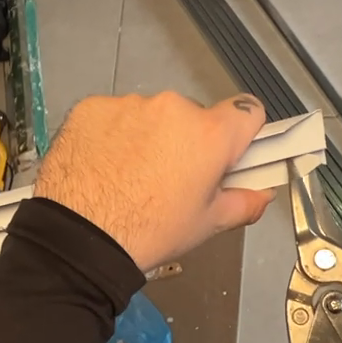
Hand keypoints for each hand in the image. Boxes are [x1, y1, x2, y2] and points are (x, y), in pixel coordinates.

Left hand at [35, 92, 275, 272]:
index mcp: (209, 135)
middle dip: (187, 140)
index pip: (248, 111)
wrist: (78, 238)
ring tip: (128, 177)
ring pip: (150, 116)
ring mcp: (129, 104)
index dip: (240, 133)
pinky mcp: (91, 107)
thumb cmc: (148, 232)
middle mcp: (172, 108)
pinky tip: (102, 167)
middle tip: (169, 179)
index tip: (228, 153)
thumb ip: (243, 203)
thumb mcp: (205, 225)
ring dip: (147, 137)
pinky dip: (112, 135)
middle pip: (193, 116)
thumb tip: (262, 194)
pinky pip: (113, 116)